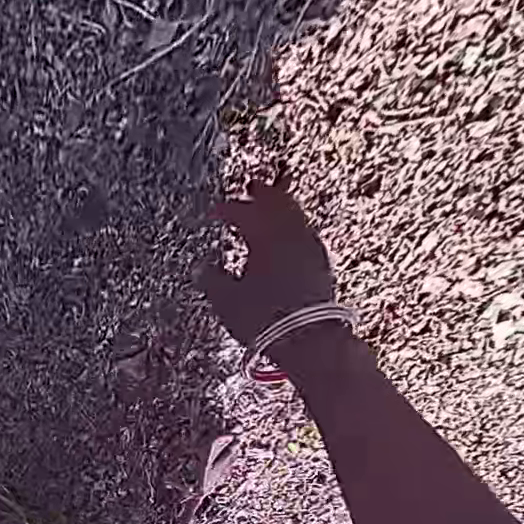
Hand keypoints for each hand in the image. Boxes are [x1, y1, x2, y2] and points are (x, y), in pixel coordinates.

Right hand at [198, 172, 353, 374]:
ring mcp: (310, 250)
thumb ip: (213, 278)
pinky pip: (304, 235)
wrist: (306, 337)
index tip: (216, 208)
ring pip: (295, 218)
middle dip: (265, 195)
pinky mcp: (320, 266)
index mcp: (265, 240)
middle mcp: (291, 237)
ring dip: (282, 209)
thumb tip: (202, 266)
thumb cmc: (263, 317)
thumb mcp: (226, 300)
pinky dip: (292, 229)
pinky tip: (286, 238)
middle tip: (253, 186)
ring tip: (270, 209)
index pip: (245, 214)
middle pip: (279, 206)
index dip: (229, 209)